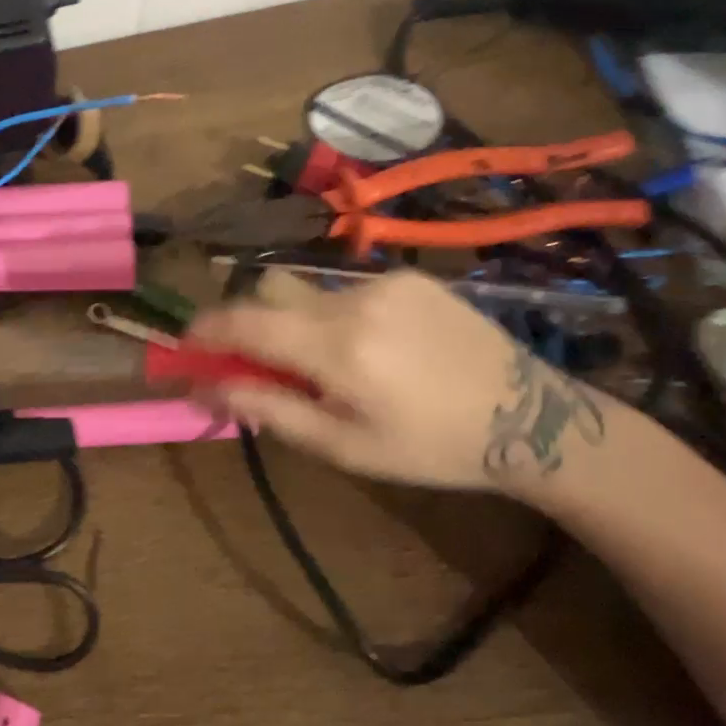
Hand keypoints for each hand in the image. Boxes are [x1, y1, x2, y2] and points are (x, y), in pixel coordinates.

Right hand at [186, 270, 608, 496]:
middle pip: (267, 292)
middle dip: (252, 322)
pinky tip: (377, 348)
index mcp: (337, 349)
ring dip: (299, 322)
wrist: (539, 423)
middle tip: (266, 362)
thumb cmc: (433, 447)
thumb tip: (204, 387)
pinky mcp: (410, 278)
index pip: (242, 322)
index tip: (186, 346)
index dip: (204, 330)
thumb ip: (267, 409)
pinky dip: (338, 315)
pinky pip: (346, 289)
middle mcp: (354, 303)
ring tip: (336, 363)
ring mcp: (385, 284)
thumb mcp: (343, 446)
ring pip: (307, 292)